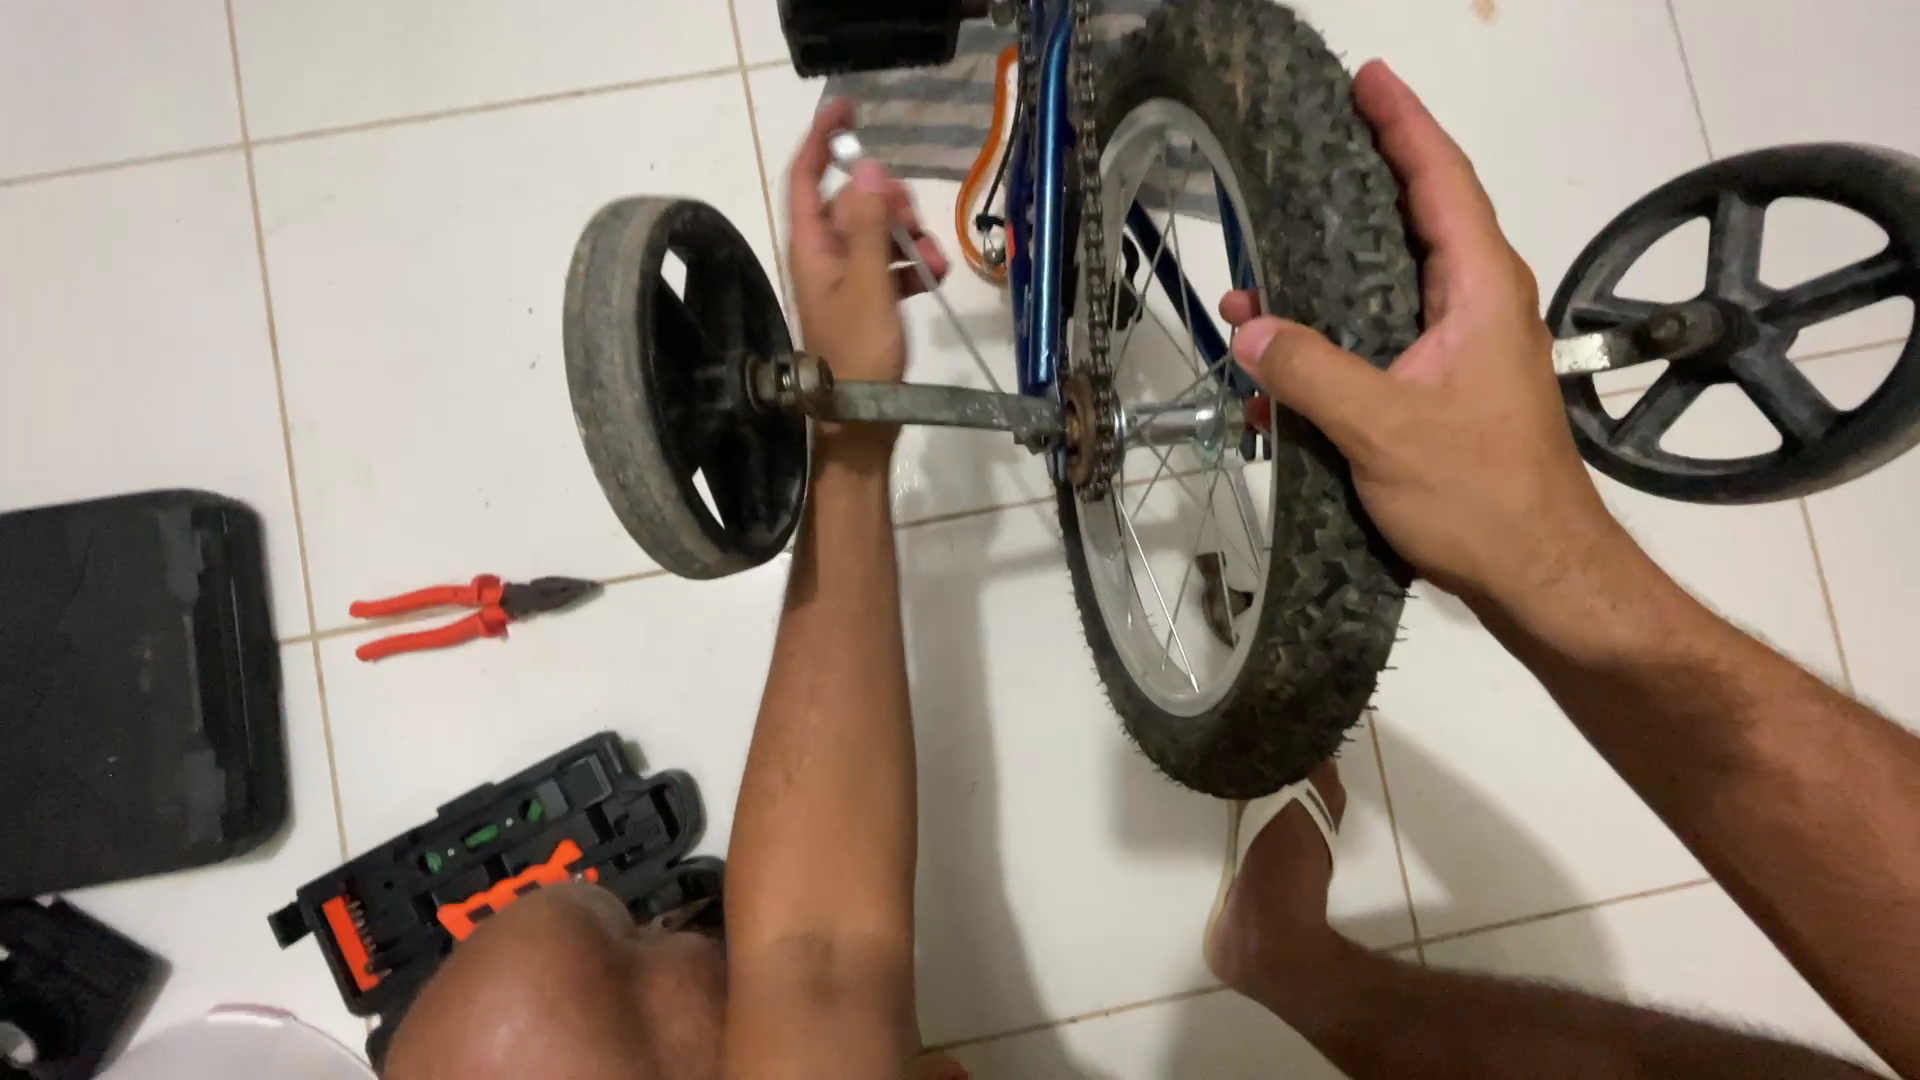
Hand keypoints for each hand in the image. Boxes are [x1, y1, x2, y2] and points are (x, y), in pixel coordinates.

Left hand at [786, 99, 948, 460]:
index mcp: (810, 248)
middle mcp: (821, 258)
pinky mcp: (865, 302)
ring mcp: (844, 281)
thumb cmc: (860, 354)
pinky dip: (910, 266)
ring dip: (906, 236)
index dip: (823, 140)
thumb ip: (869, 226)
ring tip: (933, 257)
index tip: (850, 109)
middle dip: (885, 200)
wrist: (863, 418)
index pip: (804, 176)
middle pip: (848, 202)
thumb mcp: (868, 285)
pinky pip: (887, 267)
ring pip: (873, 234)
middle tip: (912, 215)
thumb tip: (868, 169)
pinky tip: (933, 277)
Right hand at [1221, 62, 1627, 612]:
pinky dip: (1314, 359)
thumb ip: (1313, 373)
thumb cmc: (1476, 492)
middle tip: (1296, 170)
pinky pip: (1362, 355)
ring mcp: (1447, 355)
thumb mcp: (1385, 428)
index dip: (1404, 126)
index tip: (1368, 80)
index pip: (1442, 184)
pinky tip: (1268, 386)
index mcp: (1478, 293)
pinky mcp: (1427, 395)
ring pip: (1372, 298)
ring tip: (1245, 297)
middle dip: (1350, 195)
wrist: (1530, 569)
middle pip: (1406, 226)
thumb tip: (1249, 330)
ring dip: (1310, 296)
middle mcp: (1467, 310)